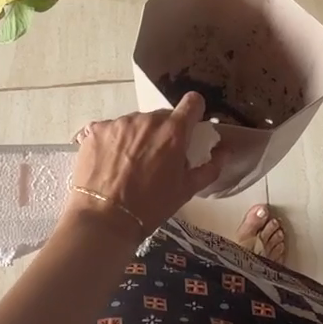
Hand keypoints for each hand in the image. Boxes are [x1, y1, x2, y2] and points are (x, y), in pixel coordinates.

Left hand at [67, 93, 223, 239]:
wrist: (104, 220)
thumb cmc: (150, 207)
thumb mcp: (185, 191)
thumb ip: (209, 168)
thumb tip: (225, 153)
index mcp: (173, 131)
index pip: (192, 102)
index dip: (193, 112)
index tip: (189, 126)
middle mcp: (147, 119)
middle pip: (161, 117)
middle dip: (162, 132)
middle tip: (155, 158)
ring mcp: (120, 122)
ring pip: (135, 123)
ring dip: (136, 137)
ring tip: (128, 165)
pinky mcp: (97, 130)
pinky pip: (111, 129)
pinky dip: (112, 142)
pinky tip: (109, 163)